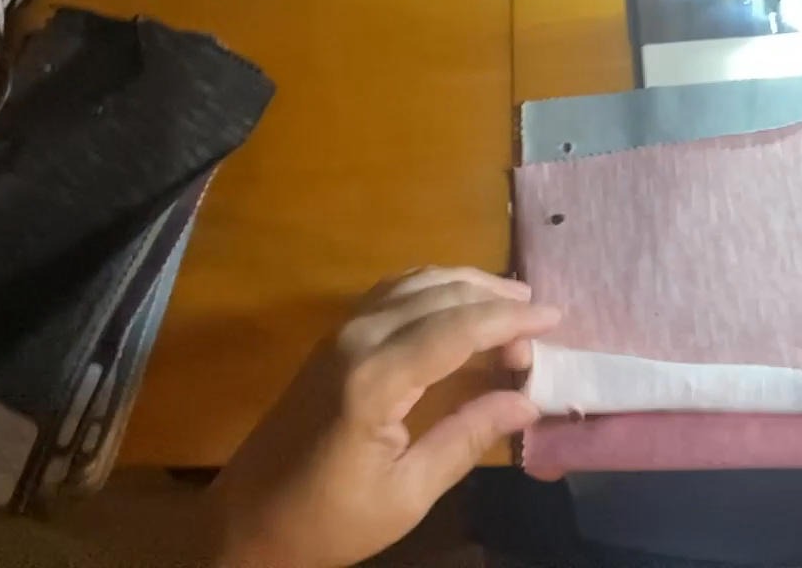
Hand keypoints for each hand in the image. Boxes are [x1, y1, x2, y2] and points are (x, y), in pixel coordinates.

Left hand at [206, 267, 560, 567]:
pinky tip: (458, 298)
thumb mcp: (406, 494)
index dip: (510, 318)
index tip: (555, 317)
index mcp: (376, 380)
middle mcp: (360, 336)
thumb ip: (468, 438)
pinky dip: (437, 284)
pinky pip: (397, 288)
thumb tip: (527, 400)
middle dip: (497, 300)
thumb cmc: (327, 521)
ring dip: (469, 284)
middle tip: (538, 322)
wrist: (246, 520)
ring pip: (420, 281)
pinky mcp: (339, 331)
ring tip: (513, 299)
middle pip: (443, 295)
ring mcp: (345, 327)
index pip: (458, 328)